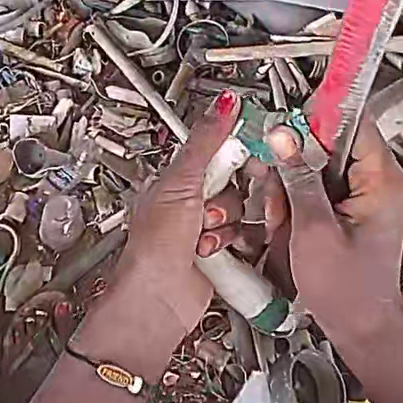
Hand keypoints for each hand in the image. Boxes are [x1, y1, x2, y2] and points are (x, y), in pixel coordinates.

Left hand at [92, 92, 245, 360]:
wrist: (158, 298)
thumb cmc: (154, 245)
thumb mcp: (183, 183)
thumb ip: (207, 142)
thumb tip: (225, 103)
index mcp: (176, 179)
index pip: (217, 153)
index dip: (235, 157)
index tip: (247, 162)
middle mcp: (190, 202)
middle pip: (235, 184)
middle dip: (227, 200)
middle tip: (210, 210)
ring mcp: (205, 229)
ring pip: (242, 212)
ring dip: (227, 226)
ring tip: (205, 236)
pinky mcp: (220, 253)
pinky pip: (245, 238)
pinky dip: (235, 245)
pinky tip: (216, 251)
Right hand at [264, 115, 402, 366]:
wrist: (360, 328)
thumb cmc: (348, 291)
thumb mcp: (313, 230)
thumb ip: (297, 178)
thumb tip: (284, 137)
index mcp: (382, 181)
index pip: (353, 122)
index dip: (317, 119)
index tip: (291, 119)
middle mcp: (378, 183)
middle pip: (329, 144)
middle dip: (296, 166)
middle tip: (282, 194)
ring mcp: (364, 195)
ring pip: (317, 166)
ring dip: (292, 188)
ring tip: (287, 220)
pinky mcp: (350, 208)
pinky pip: (317, 187)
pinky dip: (298, 202)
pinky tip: (292, 225)